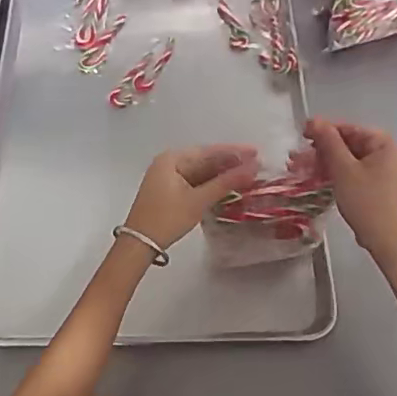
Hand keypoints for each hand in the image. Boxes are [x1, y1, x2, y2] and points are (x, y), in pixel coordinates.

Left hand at [121, 145, 259, 248]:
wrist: (140, 243)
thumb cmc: (166, 219)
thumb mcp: (198, 200)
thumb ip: (226, 183)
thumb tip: (253, 168)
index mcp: (172, 159)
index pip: (209, 151)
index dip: (234, 152)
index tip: (256, 153)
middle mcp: (168, 163)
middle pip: (204, 160)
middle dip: (230, 164)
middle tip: (256, 166)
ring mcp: (166, 178)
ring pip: (200, 173)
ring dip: (221, 176)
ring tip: (247, 177)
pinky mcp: (168, 192)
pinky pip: (193, 183)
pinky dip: (210, 186)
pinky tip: (227, 188)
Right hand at [306, 118, 396, 272]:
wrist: (392, 242)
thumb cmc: (368, 204)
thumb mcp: (344, 171)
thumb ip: (328, 144)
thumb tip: (315, 121)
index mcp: (386, 144)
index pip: (350, 129)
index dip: (324, 131)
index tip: (301, 136)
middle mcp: (392, 154)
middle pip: (352, 145)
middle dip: (323, 151)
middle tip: (297, 160)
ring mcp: (391, 173)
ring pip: (354, 162)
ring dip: (329, 165)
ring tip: (306, 173)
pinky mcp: (386, 189)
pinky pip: (360, 175)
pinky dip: (341, 177)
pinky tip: (325, 184)